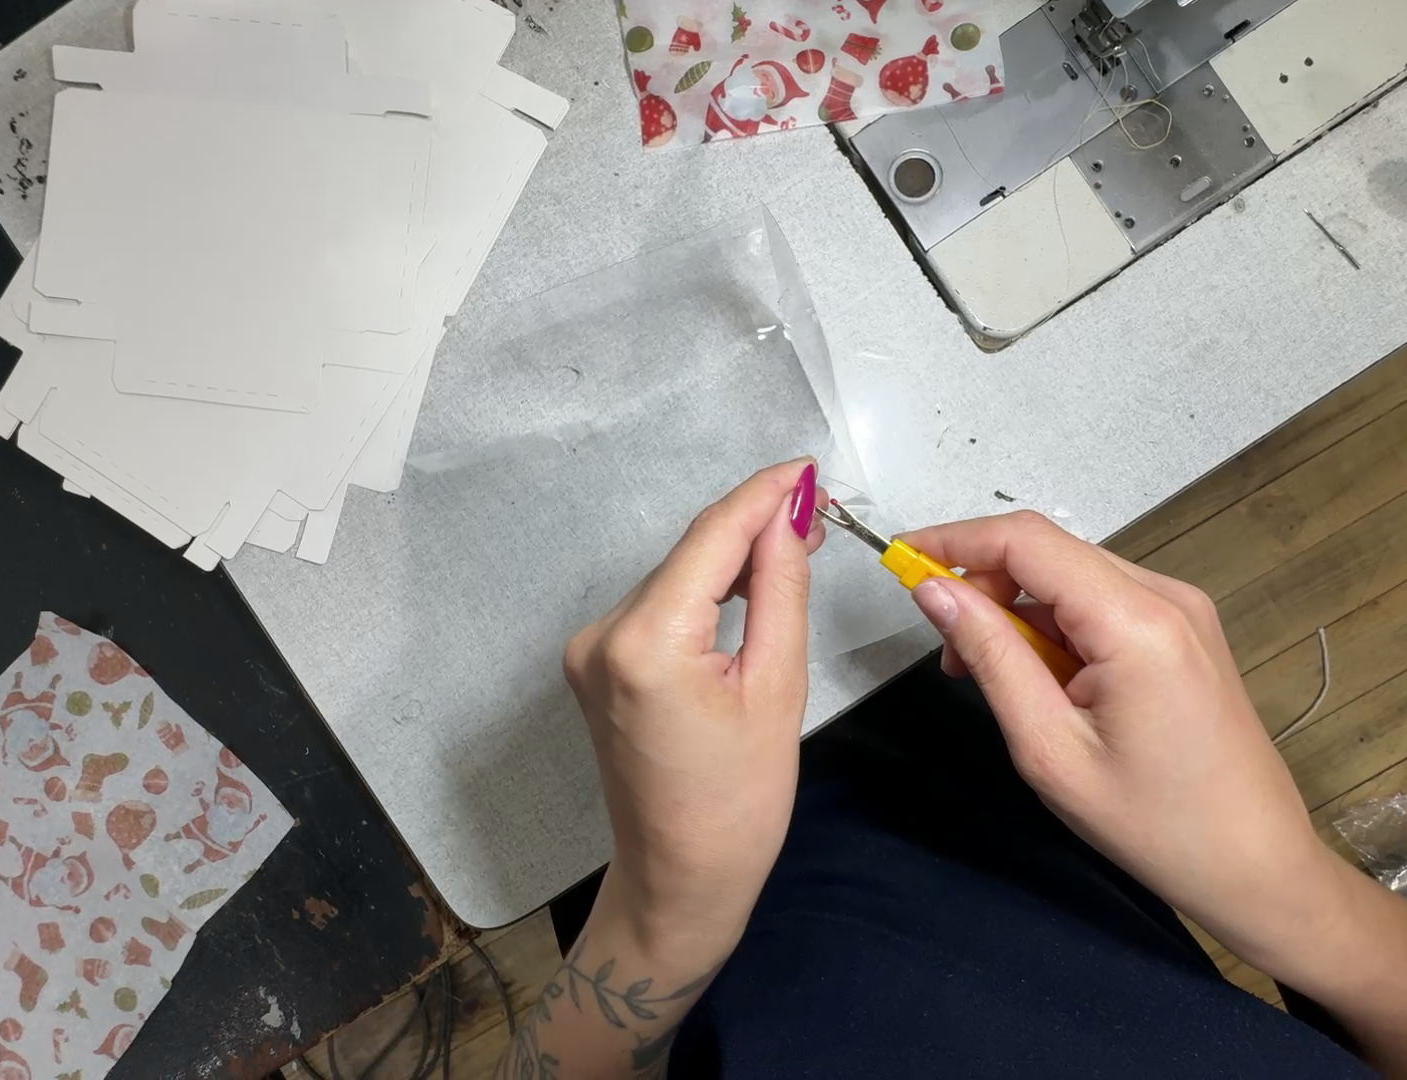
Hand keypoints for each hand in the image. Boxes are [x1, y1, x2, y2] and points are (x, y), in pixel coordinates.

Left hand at [565, 460, 823, 963]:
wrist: (678, 877)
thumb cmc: (741, 801)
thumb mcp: (777, 686)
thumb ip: (779, 587)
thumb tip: (787, 518)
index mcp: (646, 641)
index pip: (710, 538)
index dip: (761, 495)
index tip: (804, 468)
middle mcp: (603, 633)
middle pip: (690, 553)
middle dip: (752, 525)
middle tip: (815, 510)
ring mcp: (591, 647)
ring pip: (675, 575)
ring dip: (730, 555)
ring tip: (794, 541)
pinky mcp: (596, 660)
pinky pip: (660, 603)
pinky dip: (703, 588)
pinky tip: (744, 581)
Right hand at [899, 511, 1352, 970]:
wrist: (1258, 869)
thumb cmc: (1150, 823)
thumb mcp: (1048, 745)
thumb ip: (990, 654)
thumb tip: (933, 590)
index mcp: (1136, 621)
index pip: (1025, 541)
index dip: (953, 539)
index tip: (900, 560)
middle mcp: (1163, 594)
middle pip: (1044, 552)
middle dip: (979, 583)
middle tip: (948, 651)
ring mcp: (1177, 608)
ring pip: (1064, 575)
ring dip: (1011, 608)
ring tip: (987, 674)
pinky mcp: (1178, 627)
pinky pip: (1091, 600)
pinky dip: (1046, 624)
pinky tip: (1036, 675)